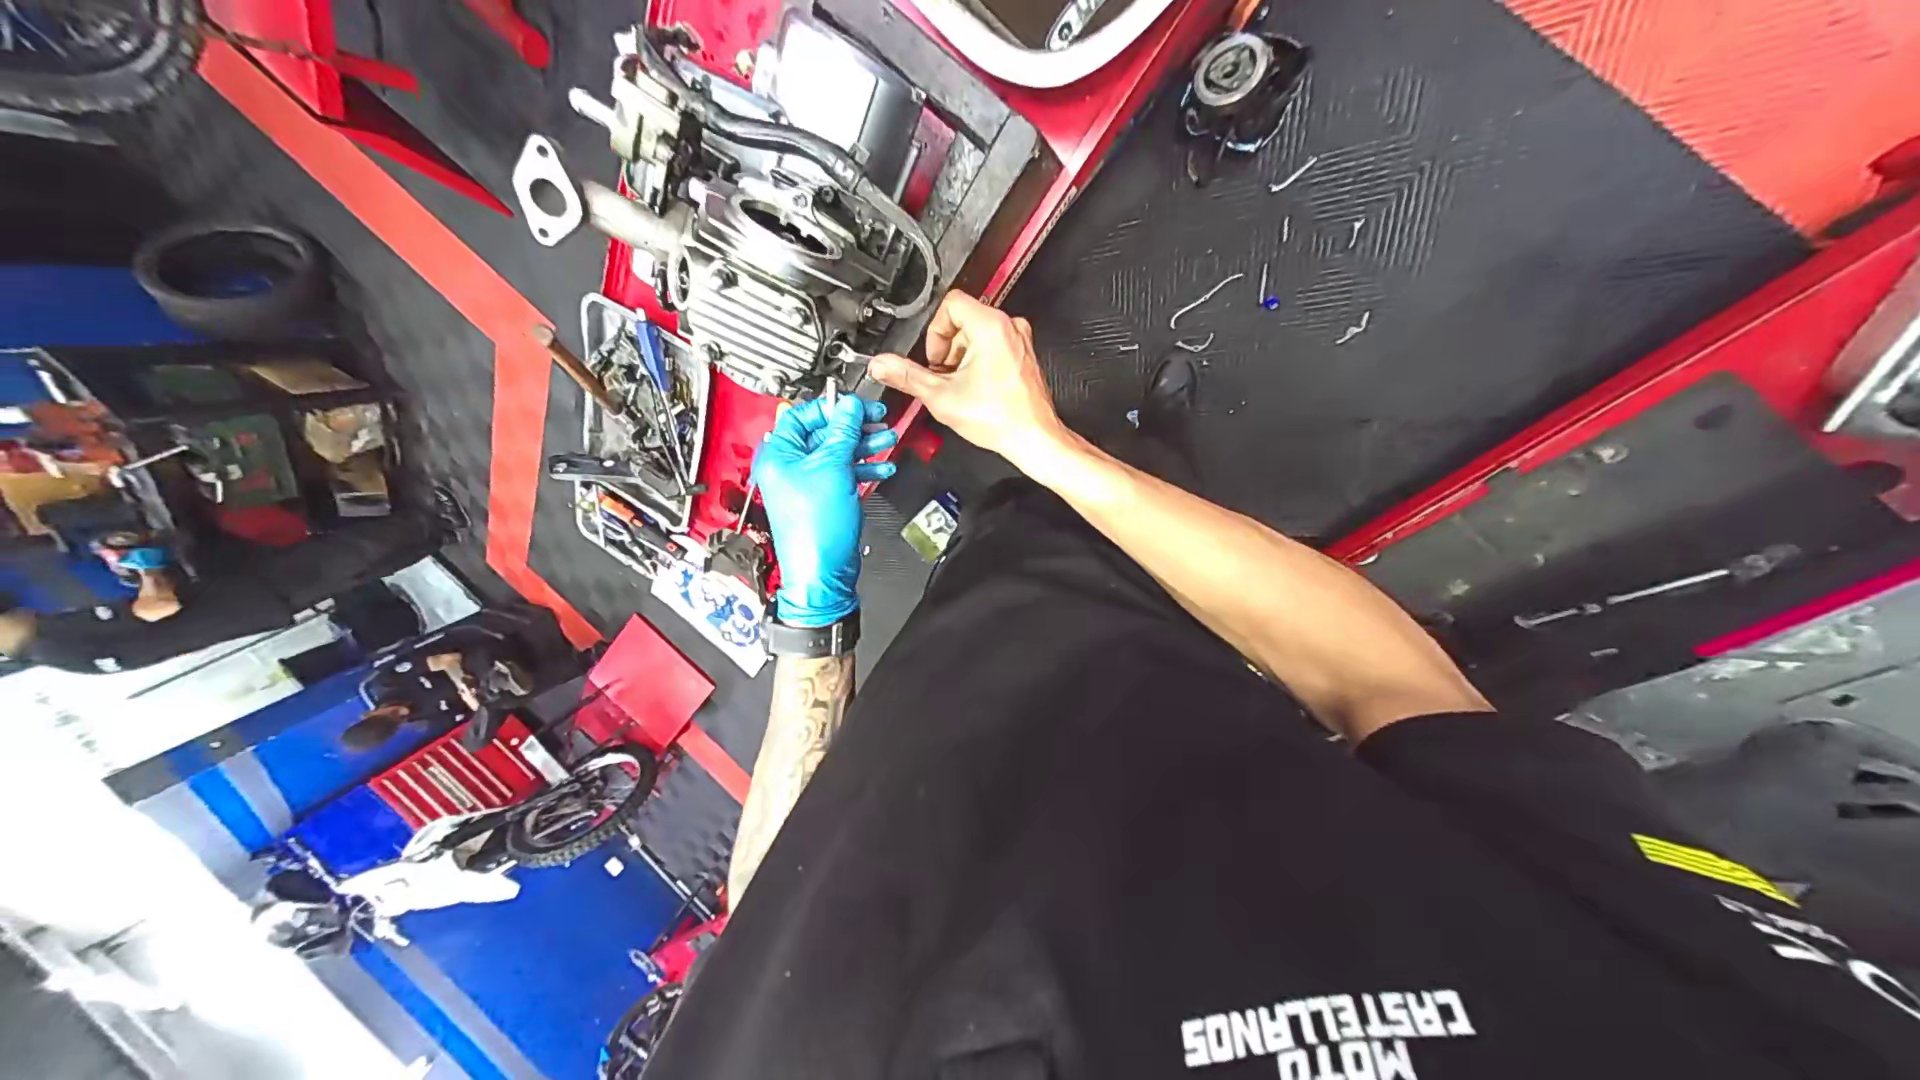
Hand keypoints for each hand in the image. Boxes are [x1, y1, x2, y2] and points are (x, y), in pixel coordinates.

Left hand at [752, 395, 897, 626]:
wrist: (823, 573)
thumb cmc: (815, 532)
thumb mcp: (832, 468)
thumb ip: (842, 433)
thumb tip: (849, 408)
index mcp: (778, 455)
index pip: (802, 415)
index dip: (831, 407)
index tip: (855, 405)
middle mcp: (789, 467)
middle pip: (823, 433)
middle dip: (854, 426)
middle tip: (876, 419)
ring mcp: (807, 483)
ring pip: (837, 452)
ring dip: (863, 445)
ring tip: (885, 439)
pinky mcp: (824, 498)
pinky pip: (843, 473)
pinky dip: (863, 467)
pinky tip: (881, 465)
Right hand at [867, 291, 1067, 470]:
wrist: (1031, 437)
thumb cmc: (1000, 418)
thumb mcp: (940, 396)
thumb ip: (906, 376)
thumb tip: (882, 365)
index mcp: (990, 326)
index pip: (949, 304)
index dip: (935, 333)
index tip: (936, 359)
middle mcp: (1008, 327)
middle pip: (961, 320)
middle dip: (947, 350)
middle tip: (946, 377)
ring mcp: (1018, 340)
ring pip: (975, 334)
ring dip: (961, 358)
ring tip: (962, 386)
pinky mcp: (1021, 354)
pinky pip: (991, 346)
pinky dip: (978, 363)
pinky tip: (976, 389)